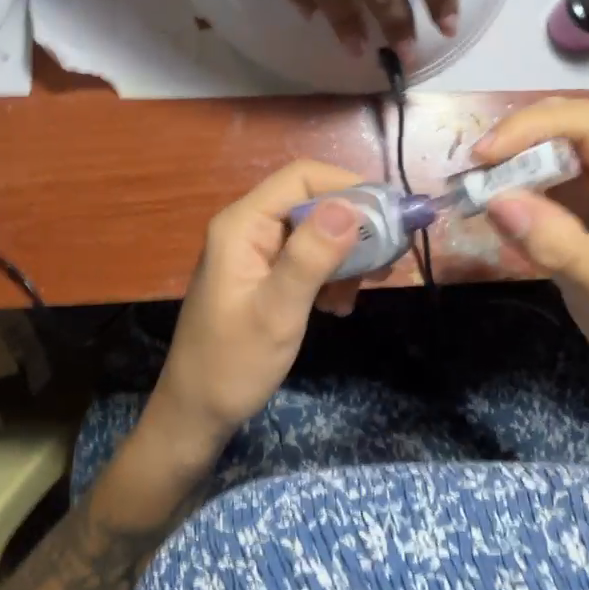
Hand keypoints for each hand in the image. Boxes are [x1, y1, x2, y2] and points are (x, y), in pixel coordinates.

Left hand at [145, 161, 364, 454]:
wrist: (197, 413)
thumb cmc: (233, 364)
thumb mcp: (277, 312)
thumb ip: (310, 258)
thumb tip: (350, 206)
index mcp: (242, 225)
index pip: (301, 177)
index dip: (349, 187)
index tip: (391, 217)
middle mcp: (248, 228)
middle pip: (313, 202)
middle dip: (354, 226)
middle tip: (388, 259)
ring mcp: (256, 252)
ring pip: (316, 231)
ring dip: (346, 256)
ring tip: (363, 290)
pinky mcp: (265, 276)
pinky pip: (308, 258)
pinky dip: (331, 276)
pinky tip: (339, 306)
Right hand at [473, 99, 588, 383]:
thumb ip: (553, 243)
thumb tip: (496, 199)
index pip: (587, 123)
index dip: (530, 129)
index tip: (482, 156)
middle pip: (568, 124)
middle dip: (517, 141)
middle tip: (473, 172)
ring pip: (554, 144)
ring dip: (512, 161)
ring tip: (477, 188)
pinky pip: (549, 173)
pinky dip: (518, 182)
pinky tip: (497, 204)